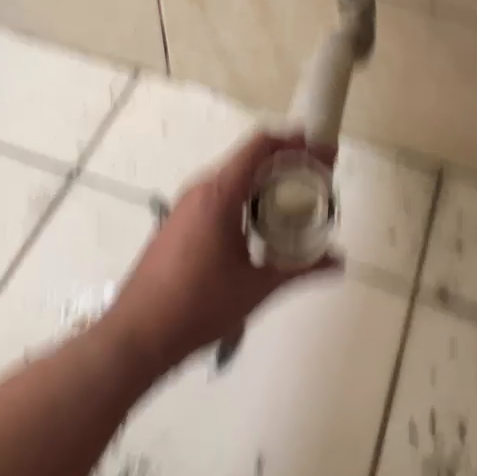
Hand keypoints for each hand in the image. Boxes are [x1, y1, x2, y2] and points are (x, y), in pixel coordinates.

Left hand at [101, 131, 339, 371]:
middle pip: (249, 159)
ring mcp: (185, 206)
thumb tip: (339, 260)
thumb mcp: (257, 288)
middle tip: (317, 178)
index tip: (321, 149)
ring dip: (264, 181)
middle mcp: (201, 190)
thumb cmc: (199, 306)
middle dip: (285, 163)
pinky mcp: (178, 223)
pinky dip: (245, 197)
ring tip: (296, 200)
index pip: (259, 146)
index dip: (293, 141)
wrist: (137, 335)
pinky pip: (218, 196)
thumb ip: (301, 269)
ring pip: (233, 178)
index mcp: (220, 194)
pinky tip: (262, 224)